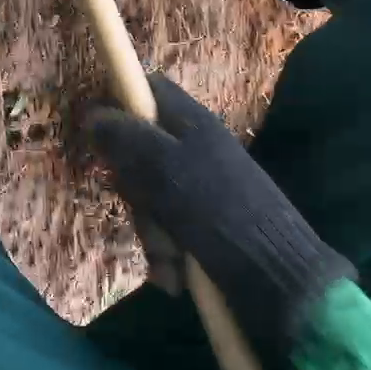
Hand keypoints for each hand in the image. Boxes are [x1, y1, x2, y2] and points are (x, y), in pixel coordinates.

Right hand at [89, 74, 353, 356]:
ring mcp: (200, 186)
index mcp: (189, 120)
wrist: (280, 280)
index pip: (147, 89)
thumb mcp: (164, 169)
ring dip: (150, 229)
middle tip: (139, 208)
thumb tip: (90, 113)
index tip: (100, 133)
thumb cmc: (218, 212)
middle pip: (139, 147)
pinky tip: (174, 274)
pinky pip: (168, 226)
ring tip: (167, 256)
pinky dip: (166, 252)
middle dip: (132, 187)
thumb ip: (125, 138)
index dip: (119, 102)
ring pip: (150, 193)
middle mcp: (194, 146)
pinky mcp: (205, 223)